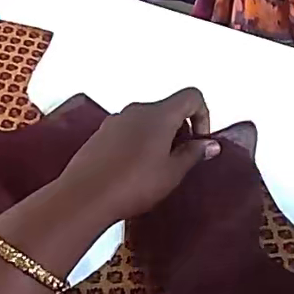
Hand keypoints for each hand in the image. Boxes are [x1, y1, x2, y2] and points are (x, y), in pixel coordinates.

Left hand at [53, 89, 218, 225]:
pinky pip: (127, 133)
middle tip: (182, 160)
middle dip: (180, 131)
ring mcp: (115, 122)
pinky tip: (135, 173)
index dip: (203, 116)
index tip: (200, 141)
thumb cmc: (129, 184)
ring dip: (158, 140)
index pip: (191, 96)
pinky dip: (138, 146)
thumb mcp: (172, 173)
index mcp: (159, 114)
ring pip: (147, 122)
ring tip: (157, 171)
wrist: (85, 196)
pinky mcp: (100, 136)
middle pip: (168, 109)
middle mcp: (136, 111)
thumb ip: (194, 154)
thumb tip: (208, 145)